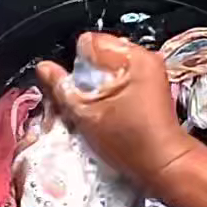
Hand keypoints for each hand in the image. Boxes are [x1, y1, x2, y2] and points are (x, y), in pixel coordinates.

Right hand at [36, 32, 200, 189]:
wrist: (163, 164)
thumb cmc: (127, 141)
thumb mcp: (86, 114)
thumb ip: (61, 87)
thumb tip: (43, 67)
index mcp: (130, 57)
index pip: (89, 42)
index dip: (75, 64)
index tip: (76, 89)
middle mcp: (145, 57)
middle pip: (100, 52)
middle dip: (87, 74)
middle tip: (86, 101)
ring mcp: (151, 70)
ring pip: (111, 66)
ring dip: (99, 83)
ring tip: (99, 107)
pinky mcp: (153, 85)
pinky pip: (123, 77)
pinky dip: (113, 90)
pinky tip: (111, 110)